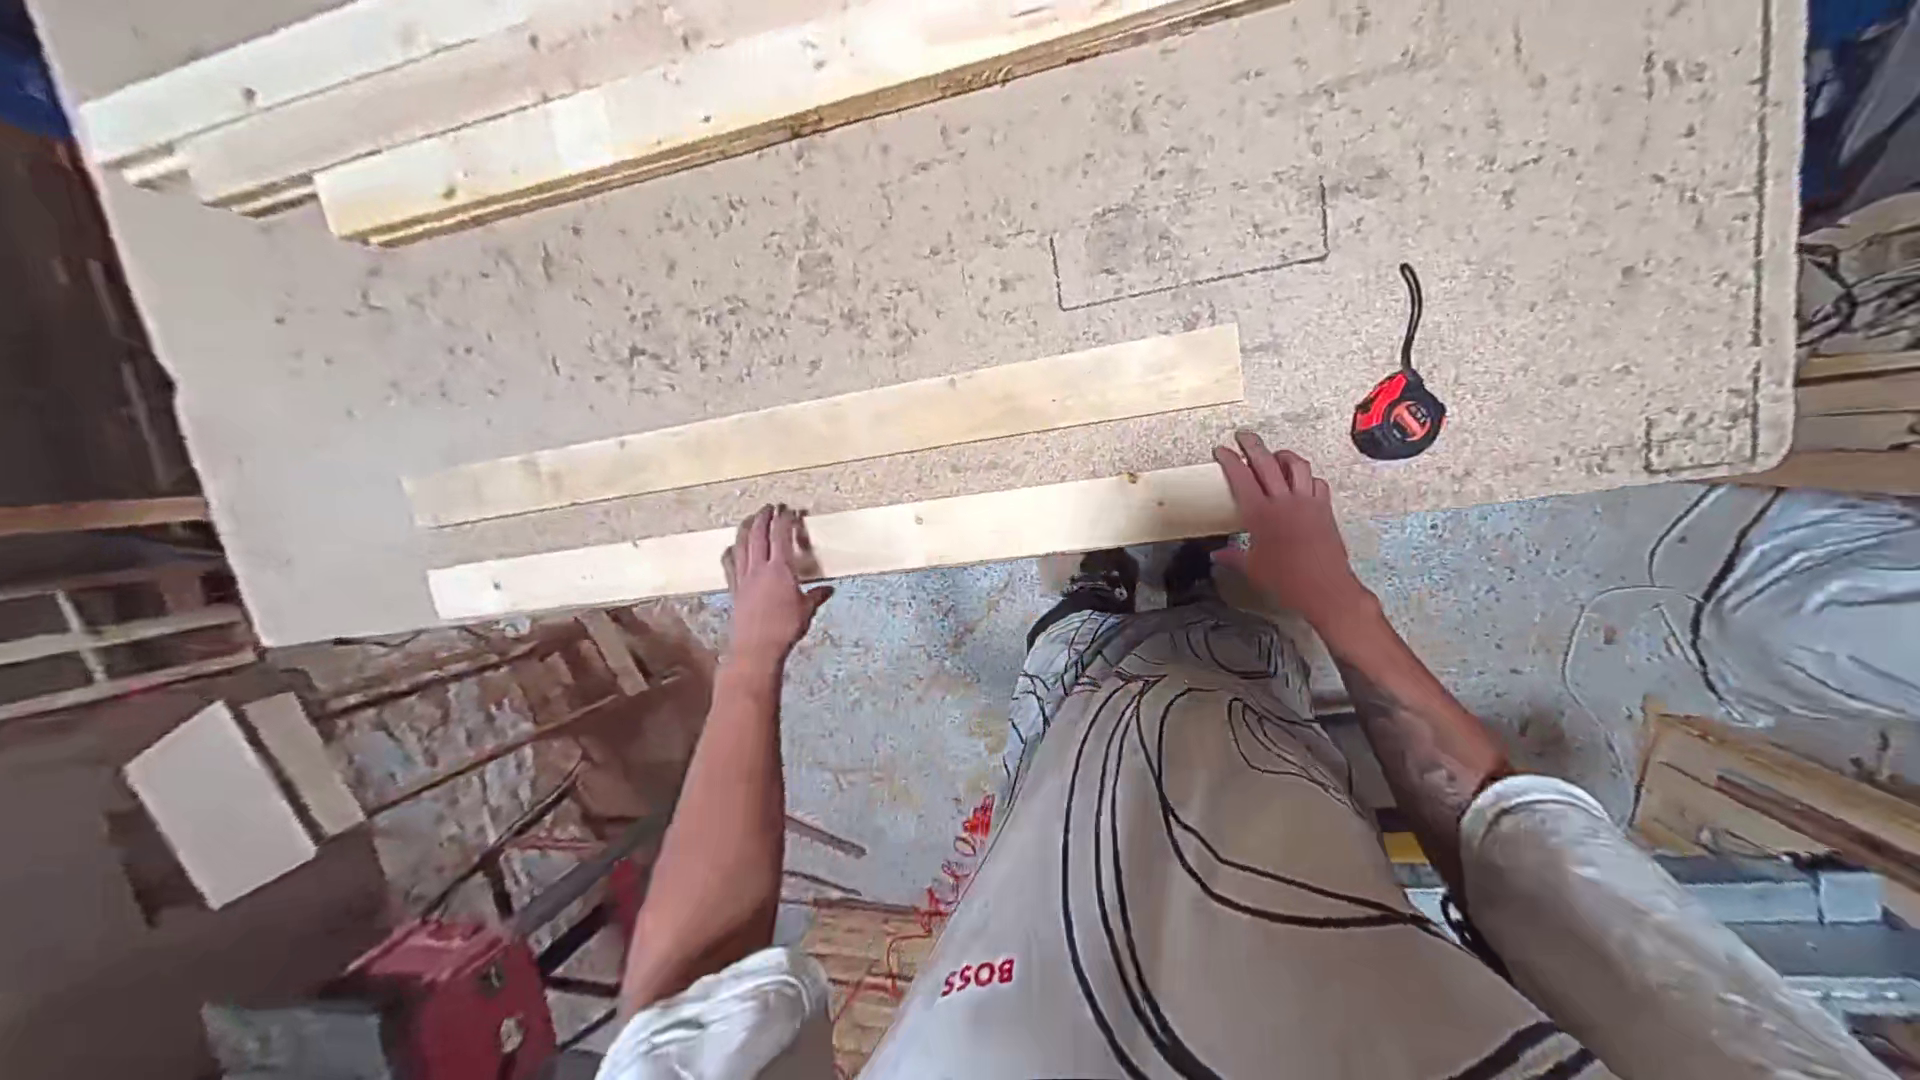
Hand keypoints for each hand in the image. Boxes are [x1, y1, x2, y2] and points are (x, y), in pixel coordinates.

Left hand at [720, 504, 832, 666]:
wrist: (755, 648)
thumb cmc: (784, 629)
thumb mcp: (806, 610)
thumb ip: (816, 596)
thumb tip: (828, 590)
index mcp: (780, 569)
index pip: (781, 535)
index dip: (785, 519)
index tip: (789, 510)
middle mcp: (759, 568)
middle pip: (758, 533)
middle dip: (764, 516)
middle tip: (770, 507)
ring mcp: (743, 577)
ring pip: (741, 544)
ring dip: (746, 527)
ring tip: (751, 518)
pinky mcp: (734, 589)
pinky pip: (730, 563)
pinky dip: (732, 551)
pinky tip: (732, 547)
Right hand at [1211, 432, 1375, 635]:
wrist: (1325, 588)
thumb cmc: (1284, 580)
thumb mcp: (1252, 567)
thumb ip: (1233, 556)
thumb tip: (1216, 555)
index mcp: (1260, 513)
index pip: (1241, 477)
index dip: (1230, 460)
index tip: (1221, 450)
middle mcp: (1283, 501)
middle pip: (1266, 462)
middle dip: (1252, 445)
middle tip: (1243, 436)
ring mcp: (1307, 502)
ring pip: (1296, 465)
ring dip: (1282, 456)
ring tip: (1274, 455)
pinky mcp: (1324, 508)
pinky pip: (1315, 482)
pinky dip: (1305, 477)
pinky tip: (1299, 482)